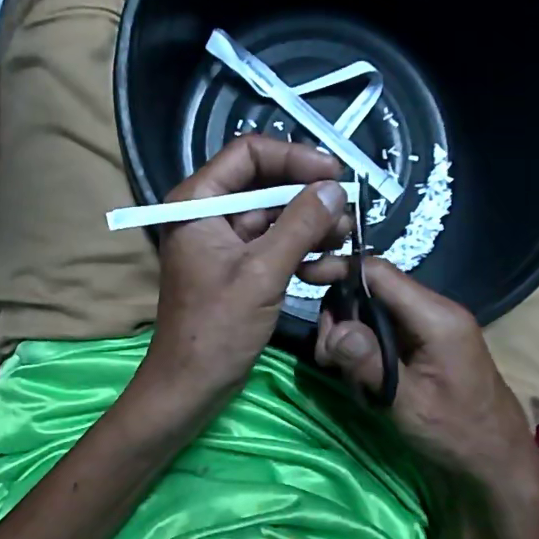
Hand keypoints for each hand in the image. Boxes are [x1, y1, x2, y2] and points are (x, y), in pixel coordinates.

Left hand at [141, 136, 350, 400]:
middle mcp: (207, 214)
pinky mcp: (238, 267)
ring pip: (275, 215)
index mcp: (197, 203)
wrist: (190, 384)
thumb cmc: (217, 327)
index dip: (293, 156)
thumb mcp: (263, 272)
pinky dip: (300, 249)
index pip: (248, 154)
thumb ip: (300, 224)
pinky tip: (327, 266)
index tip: (334, 174)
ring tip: (343, 241)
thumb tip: (335, 187)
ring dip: (311, 224)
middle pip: (265, 183)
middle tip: (348, 216)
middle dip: (308, 195)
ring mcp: (223, 241)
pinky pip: (274, 243)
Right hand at [300, 256, 538, 538]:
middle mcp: (434, 313)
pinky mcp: (423, 345)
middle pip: (371, 291)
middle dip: (340, 317)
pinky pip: (382, 331)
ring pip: (372, 312)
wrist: (495, 463)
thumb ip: (371, 364)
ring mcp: (429, 328)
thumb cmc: (458, 434)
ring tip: (344, 374)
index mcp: (436, 317)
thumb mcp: (410, 403)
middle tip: (326, 358)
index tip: (303, 276)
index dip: (339, 269)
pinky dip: (362, 348)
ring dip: (349, 336)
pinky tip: (361, 379)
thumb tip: (335, 329)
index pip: (379, 273)